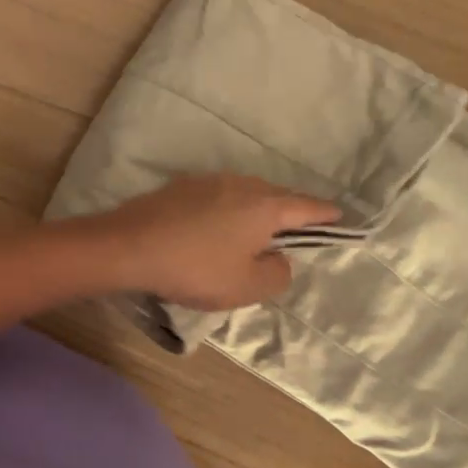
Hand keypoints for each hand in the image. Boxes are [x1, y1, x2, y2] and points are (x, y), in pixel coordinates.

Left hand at [79, 174, 340, 310]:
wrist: (127, 246)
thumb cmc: (194, 268)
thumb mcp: (248, 286)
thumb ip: (276, 273)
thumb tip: (279, 258)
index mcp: (263, 206)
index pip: (306, 207)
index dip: (326, 215)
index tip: (341, 217)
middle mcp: (238, 184)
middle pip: (274, 195)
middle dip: (290, 209)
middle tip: (301, 226)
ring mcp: (204, 182)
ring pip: (243, 193)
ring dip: (255, 208)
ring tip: (260, 228)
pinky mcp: (177, 188)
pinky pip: (216, 196)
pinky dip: (226, 209)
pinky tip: (219, 225)